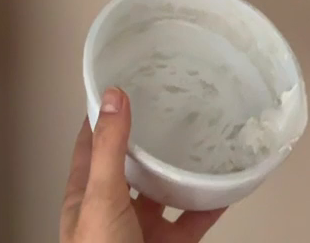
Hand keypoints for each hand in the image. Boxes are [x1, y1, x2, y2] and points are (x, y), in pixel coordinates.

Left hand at [60, 88, 224, 242]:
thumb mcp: (101, 198)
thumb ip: (109, 148)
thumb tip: (112, 94)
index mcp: (85, 194)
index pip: (90, 141)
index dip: (103, 111)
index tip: (123, 82)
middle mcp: (111, 209)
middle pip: (130, 164)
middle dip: (148, 137)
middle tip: (171, 104)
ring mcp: (139, 232)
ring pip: (162, 192)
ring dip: (179, 170)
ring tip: (199, 139)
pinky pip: (191, 224)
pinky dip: (207, 205)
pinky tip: (224, 187)